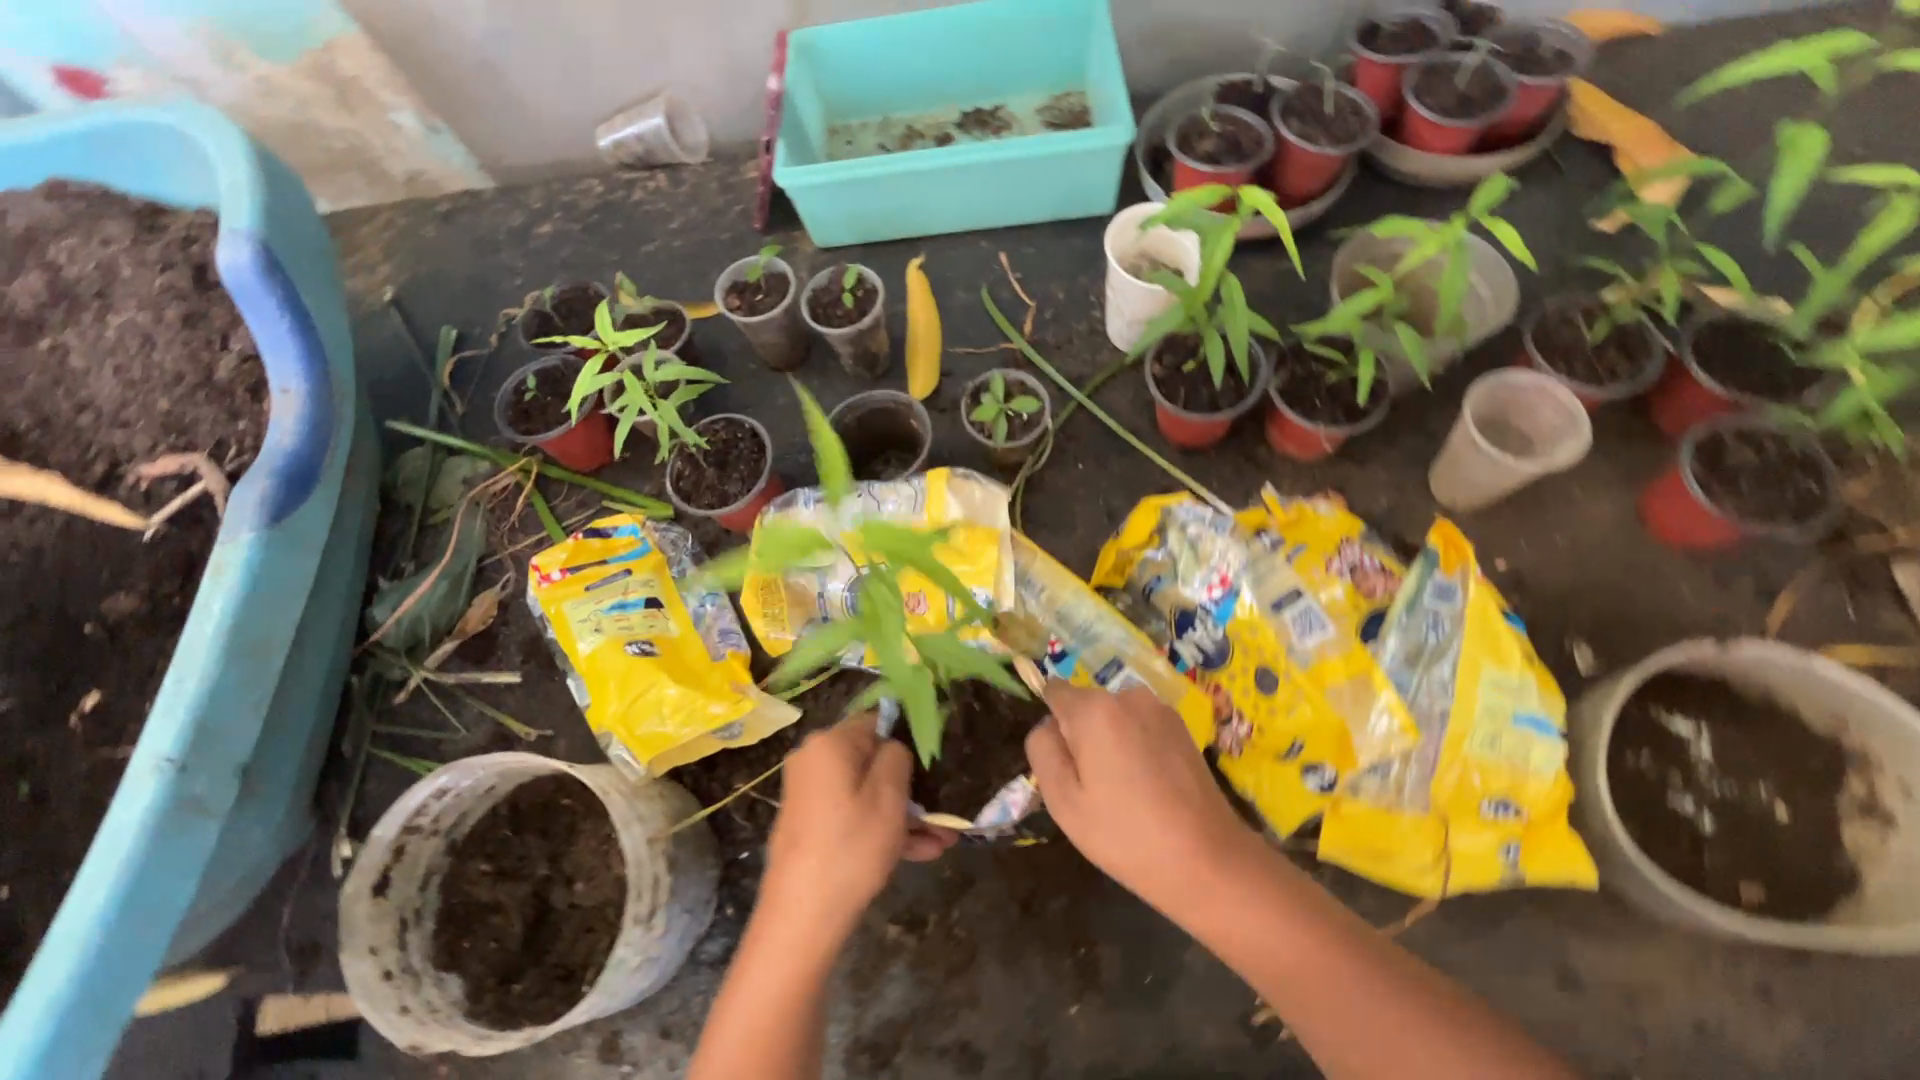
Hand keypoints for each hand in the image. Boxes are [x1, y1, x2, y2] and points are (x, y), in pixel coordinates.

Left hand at [761, 713, 957, 937]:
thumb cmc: (851, 845)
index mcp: (829, 743)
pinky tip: (921, 853)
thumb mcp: (889, 796)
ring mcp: (809, 795)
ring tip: (945, 840)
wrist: (801, 916)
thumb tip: (894, 747)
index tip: (940, 762)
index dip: (912, 738)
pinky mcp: (811, 825)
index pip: (879, 722)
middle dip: (912, 787)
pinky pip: (853, 816)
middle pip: (873, 761)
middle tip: (948, 809)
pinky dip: (882, 830)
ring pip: (867, 794)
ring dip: (905, 814)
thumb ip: (898, 757)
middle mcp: (813, 761)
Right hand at [1026, 682, 1254, 911]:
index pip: (1054, 691)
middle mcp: (1128, 696)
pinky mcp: (1183, 727)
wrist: (1206, 858)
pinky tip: (1149, 786)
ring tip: (1124, 790)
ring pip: (1115, 717)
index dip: (1052, 726)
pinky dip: (1137, 747)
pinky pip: (1141, 727)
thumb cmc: (1125, 834)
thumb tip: (1047, 726)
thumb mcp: (1062, 800)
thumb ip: (1043, 750)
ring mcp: (1161, 709)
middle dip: (1081, 736)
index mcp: (1094, 709)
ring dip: (1110, 741)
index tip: (1063, 763)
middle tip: (1092, 787)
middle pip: (1086, 706)